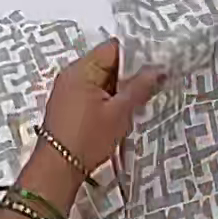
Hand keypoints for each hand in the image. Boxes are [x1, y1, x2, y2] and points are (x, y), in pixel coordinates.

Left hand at [40, 38, 162, 172]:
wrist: (58, 170)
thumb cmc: (88, 139)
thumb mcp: (119, 113)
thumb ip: (140, 87)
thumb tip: (159, 70)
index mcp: (81, 70)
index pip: (113, 48)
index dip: (138, 53)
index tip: (159, 63)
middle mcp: (72, 74)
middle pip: (109, 61)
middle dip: (132, 72)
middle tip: (156, 82)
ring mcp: (70, 89)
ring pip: (104, 78)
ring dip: (123, 86)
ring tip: (144, 97)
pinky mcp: (71, 104)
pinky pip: (96, 90)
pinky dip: (112, 96)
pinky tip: (126, 109)